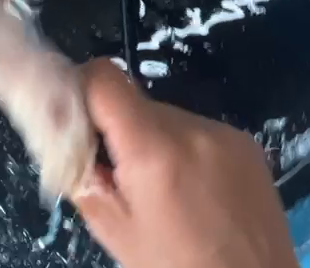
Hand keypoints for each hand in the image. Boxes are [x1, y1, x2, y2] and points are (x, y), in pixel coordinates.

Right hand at [72, 61, 297, 267]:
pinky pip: (196, 130)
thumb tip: (62, 133)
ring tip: (166, 192)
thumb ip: (82, 173)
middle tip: (122, 175)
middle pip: (133, 101)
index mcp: (152, 149)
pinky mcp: (247, 143)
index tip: (77, 121)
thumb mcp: (114, 231)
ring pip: (164, 116)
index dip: (81, 88)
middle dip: (118, 129)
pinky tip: (197, 193)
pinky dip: (184, 151)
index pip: (102, 77)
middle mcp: (190, 128)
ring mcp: (223, 133)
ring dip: (153, 141)